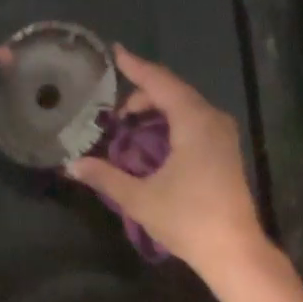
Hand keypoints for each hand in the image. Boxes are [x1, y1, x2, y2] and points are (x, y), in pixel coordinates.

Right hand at [63, 46, 267, 271]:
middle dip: (142, 95)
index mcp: (193, 121)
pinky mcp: (224, 152)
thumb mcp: (139, 198)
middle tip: (113, 111)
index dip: (136, 67)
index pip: (160, 82)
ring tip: (128, 127)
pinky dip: (169, 124)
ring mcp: (222, 135)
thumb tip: (72, 165)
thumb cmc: (186, 219)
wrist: (231, 249)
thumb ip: (105, 177)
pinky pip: (193, 123)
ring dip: (156, 111)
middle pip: (174, 92)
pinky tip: (152, 143)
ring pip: (185, 108)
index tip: (115, 52)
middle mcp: (212, 119)